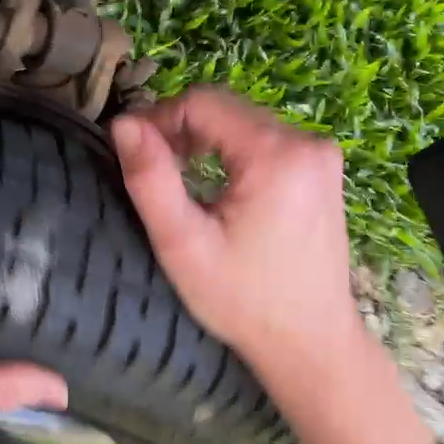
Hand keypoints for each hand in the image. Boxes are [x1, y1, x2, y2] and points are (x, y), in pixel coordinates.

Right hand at [111, 88, 436, 443]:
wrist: (309, 341)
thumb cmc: (241, 298)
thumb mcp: (181, 241)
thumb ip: (150, 178)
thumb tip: (123, 124)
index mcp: (278, 155)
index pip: (203, 101)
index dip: (156, 117)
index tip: (129, 151)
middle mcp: (308, 143)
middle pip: (224, 108)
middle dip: (177, 128)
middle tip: (146, 168)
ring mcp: (319, 156)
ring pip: (240, 122)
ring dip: (198, 140)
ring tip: (172, 178)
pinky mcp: (319, 171)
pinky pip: (260, 140)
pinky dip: (225, 151)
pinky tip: (208, 185)